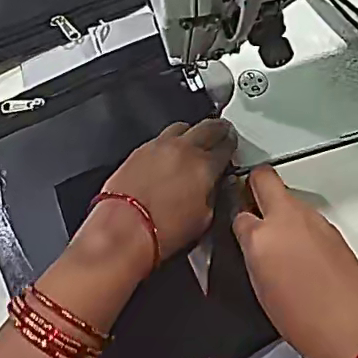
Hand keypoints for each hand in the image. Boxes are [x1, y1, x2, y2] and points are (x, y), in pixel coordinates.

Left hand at [93, 118, 237, 263]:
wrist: (125, 228)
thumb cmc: (161, 230)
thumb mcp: (204, 219)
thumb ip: (213, 195)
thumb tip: (213, 187)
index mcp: (205, 165)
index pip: (226, 145)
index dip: (232, 145)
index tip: (232, 146)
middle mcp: (183, 149)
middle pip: (207, 127)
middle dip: (218, 129)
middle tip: (221, 132)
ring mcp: (159, 146)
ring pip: (181, 127)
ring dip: (191, 132)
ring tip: (193, 141)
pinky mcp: (138, 151)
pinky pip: (159, 138)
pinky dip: (168, 142)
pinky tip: (168, 154)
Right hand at [232, 165, 357, 357]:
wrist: (355, 330)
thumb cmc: (308, 320)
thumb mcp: (259, 288)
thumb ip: (250, 253)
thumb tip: (248, 240)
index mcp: (260, 235)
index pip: (238, 212)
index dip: (237, 220)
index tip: (238, 226)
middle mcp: (287, 219)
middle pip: (264, 178)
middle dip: (254, 185)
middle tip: (250, 204)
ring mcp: (312, 220)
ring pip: (288, 196)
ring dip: (280, 209)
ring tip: (279, 239)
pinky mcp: (331, 228)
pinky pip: (307, 216)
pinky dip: (300, 226)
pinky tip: (300, 252)